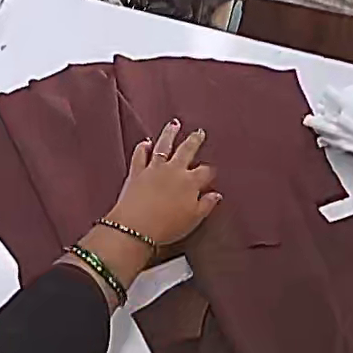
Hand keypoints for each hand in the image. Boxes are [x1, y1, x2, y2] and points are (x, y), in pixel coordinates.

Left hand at [104, 119, 221, 247]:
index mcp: (190, 182)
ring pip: (164, 145)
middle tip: (199, 132)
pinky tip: (146, 142)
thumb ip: (206, 205)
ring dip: (170, 134)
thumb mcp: (193, 218)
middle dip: (194, 140)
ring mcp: (154, 169)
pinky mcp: (137, 172)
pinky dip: (143, 147)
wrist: (136, 228)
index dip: (209, 171)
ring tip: (174, 124)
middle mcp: (174, 170)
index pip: (205, 171)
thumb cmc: (166, 226)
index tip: (210, 173)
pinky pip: (140, 155)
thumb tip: (215, 195)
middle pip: (187, 150)